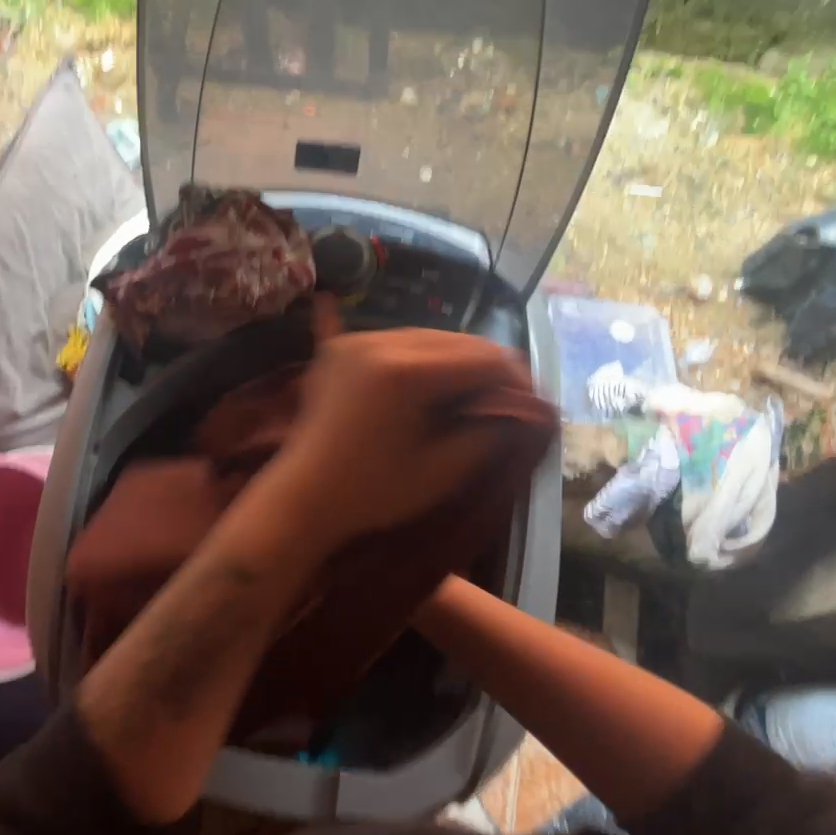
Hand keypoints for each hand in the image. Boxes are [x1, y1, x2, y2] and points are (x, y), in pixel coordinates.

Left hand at [251, 297, 536, 550]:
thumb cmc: (372, 493)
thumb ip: (489, 432)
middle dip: (489, 367)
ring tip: (475, 393)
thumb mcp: (442, 470)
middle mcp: (378, 342)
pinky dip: (421, 356)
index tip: (534, 403)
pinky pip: (395, 341)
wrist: (301, 497)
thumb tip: (527, 411)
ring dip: (456, 360)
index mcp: (405, 372)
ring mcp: (354, 341)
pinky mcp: (339, 348)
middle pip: (455, 340)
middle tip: (510, 399)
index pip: (482, 358)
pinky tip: (435, 381)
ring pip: (427, 337)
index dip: (516, 378)